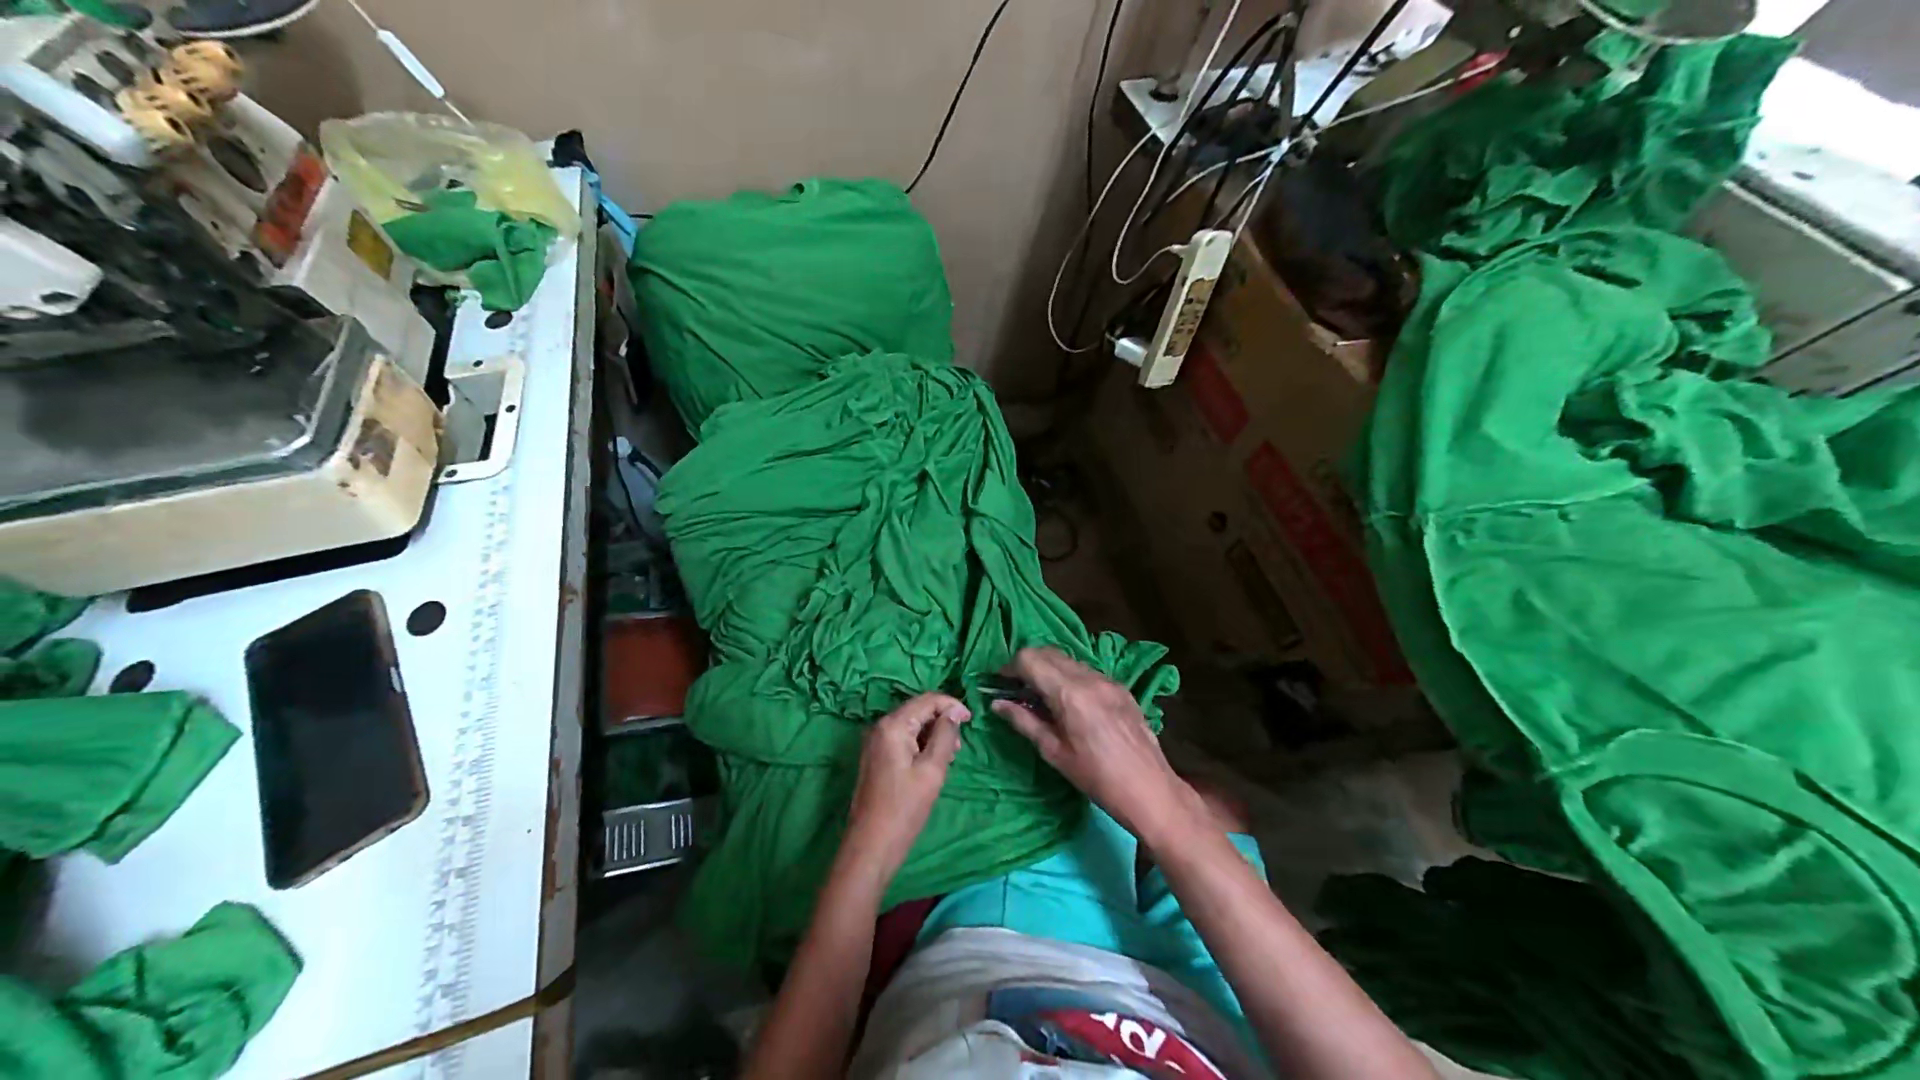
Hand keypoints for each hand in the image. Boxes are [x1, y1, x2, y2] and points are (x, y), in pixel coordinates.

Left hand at [842, 692, 970, 881]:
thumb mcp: (932, 770)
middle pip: (917, 710)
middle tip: (959, 746)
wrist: (870, 846)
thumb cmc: (904, 809)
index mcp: (892, 725)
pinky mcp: (875, 757)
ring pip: (911, 725)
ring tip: (949, 757)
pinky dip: (920, 744)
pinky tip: (932, 763)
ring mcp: (875, 742)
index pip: (927, 700)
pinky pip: (902, 739)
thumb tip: (954, 712)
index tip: (971, 720)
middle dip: (942, 721)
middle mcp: (880, 727)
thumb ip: (945, 736)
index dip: (951, 705)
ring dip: (932, 734)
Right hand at [992, 647, 1203, 850]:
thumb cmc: (1097, 778)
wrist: (1151, 790)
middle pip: (1048, 652)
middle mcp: (1090, 678)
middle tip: (1016, 690)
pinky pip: (1086, 671)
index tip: (1000, 685)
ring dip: (1048, 669)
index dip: (1009, 667)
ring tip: (1041, 698)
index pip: (1030, 659)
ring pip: (1068, 660)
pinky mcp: (1121, 688)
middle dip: (1027, 665)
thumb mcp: (1054, 753)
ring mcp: (1108, 680)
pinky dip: (1069, 677)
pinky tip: (1068, 704)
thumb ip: (1024, 722)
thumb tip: (997, 703)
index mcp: (1070, 694)